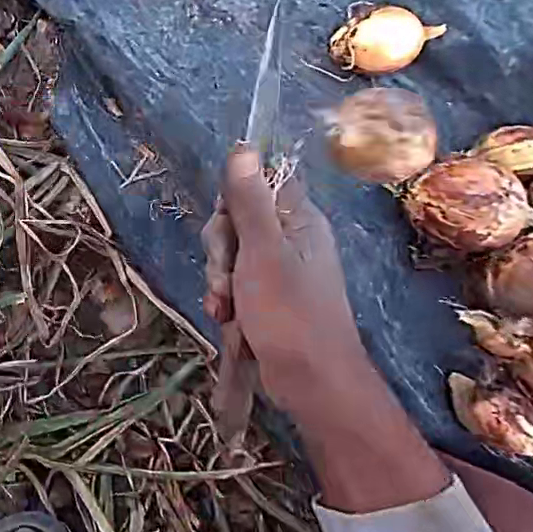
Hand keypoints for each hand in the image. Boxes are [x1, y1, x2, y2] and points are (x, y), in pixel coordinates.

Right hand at [216, 147, 449, 510]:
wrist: (313, 384)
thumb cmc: (291, 315)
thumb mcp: (263, 252)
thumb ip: (249, 201)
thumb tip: (243, 146)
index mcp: (299, 220)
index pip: (259, 184)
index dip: (234, 201)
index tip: (228, 226)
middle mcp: (291, 238)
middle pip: (237, 220)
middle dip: (221, 249)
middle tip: (226, 277)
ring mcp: (280, 269)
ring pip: (231, 254)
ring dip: (220, 279)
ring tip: (225, 306)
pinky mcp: (268, 296)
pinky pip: (235, 282)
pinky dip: (226, 298)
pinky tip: (225, 316)